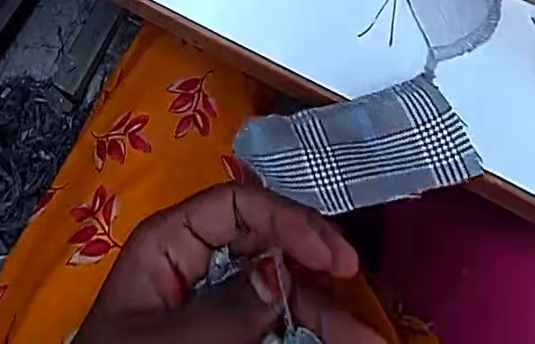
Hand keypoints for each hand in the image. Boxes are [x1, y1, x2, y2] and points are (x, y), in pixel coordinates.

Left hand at [74, 182, 386, 343]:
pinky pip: (271, 322)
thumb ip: (222, 311)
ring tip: (366, 338)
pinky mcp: (225, 332)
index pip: (233, 206)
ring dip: (320, 306)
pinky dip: (305, 328)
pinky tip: (334, 337)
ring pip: (275, 285)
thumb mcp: (168, 341)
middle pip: (261, 241)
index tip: (334, 254)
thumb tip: (275, 275)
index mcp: (169, 241)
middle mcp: (194, 260)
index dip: (285, 217)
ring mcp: (212, 298)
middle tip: (356, 283)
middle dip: (311, 260)